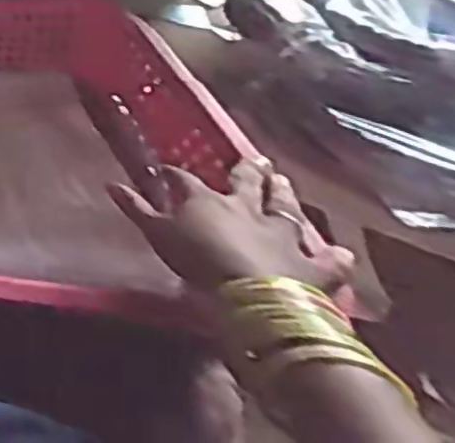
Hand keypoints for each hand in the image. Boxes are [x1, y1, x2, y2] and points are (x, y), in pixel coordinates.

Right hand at [110, 160, 355, 293]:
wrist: (256, 294)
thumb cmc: (199, 259)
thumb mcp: (158, 233)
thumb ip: (137, 209)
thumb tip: (112, 184)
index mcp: (206, 200)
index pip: (184, 179)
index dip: (174, 174)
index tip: (167, 170)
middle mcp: (246, 209)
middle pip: (246, 185)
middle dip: (248, 171)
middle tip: (258, 159)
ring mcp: (283, 235)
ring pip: (285, 210)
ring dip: (285, 196)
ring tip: (285, 182)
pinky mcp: (313, 265)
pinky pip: (328, 259)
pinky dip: (335, 255)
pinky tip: (343, 251)